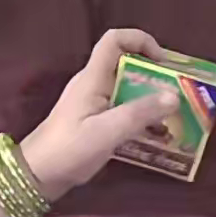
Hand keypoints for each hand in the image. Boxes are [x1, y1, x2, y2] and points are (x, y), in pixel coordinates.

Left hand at [21, 29, 179, 198]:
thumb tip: (174, 95)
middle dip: (154, 74)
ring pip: (127, 87)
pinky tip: (156, 132)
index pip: (114, 40)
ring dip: (150, 97)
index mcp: (92, 78)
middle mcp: (94, 84)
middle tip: (178, 92)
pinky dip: (141, 114)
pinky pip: (123, 107)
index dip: (141, 40)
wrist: (37, 176)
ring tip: (173, 114)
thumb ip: (139, 113)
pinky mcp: (95, 120)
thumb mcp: (106, 132)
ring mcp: (93, 102)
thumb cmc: (68, 149)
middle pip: (126, 63)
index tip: (163, 62)